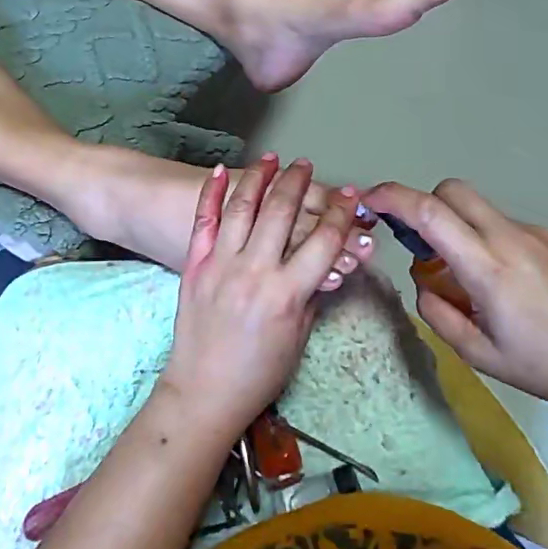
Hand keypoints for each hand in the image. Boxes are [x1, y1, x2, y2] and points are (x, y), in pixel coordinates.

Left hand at [160, 156, 356, 438]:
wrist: (203, 391)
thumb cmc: (259, 373)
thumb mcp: (299, 336)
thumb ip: (313, 293)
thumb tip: (331, 259)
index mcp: (287, 293)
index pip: (324, 240)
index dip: (342, 213)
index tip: (353, 195)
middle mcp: (254, 271)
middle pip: (282, 213)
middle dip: (299, 183)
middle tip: (308, 165)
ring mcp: (220, 264)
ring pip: (243, 207)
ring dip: (261, 177)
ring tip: (274, 158)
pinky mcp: (195, 264)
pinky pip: (204, 220)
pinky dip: (213, 193)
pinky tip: (223, 170)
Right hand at [362, 179, 547, 418]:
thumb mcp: (482, 356)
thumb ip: (438, 312)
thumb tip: (425, 281)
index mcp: (489, 267)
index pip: (430, 212)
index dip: (392, 196)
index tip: (369, 200)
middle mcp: (512, 237)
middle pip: (453, 190)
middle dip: (424, 205)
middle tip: (419, 247)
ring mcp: (539, 234)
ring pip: (480, 211)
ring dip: (458, 230)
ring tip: (470, 286)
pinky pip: (506, 228)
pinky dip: (487, 243)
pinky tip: (508, 291)